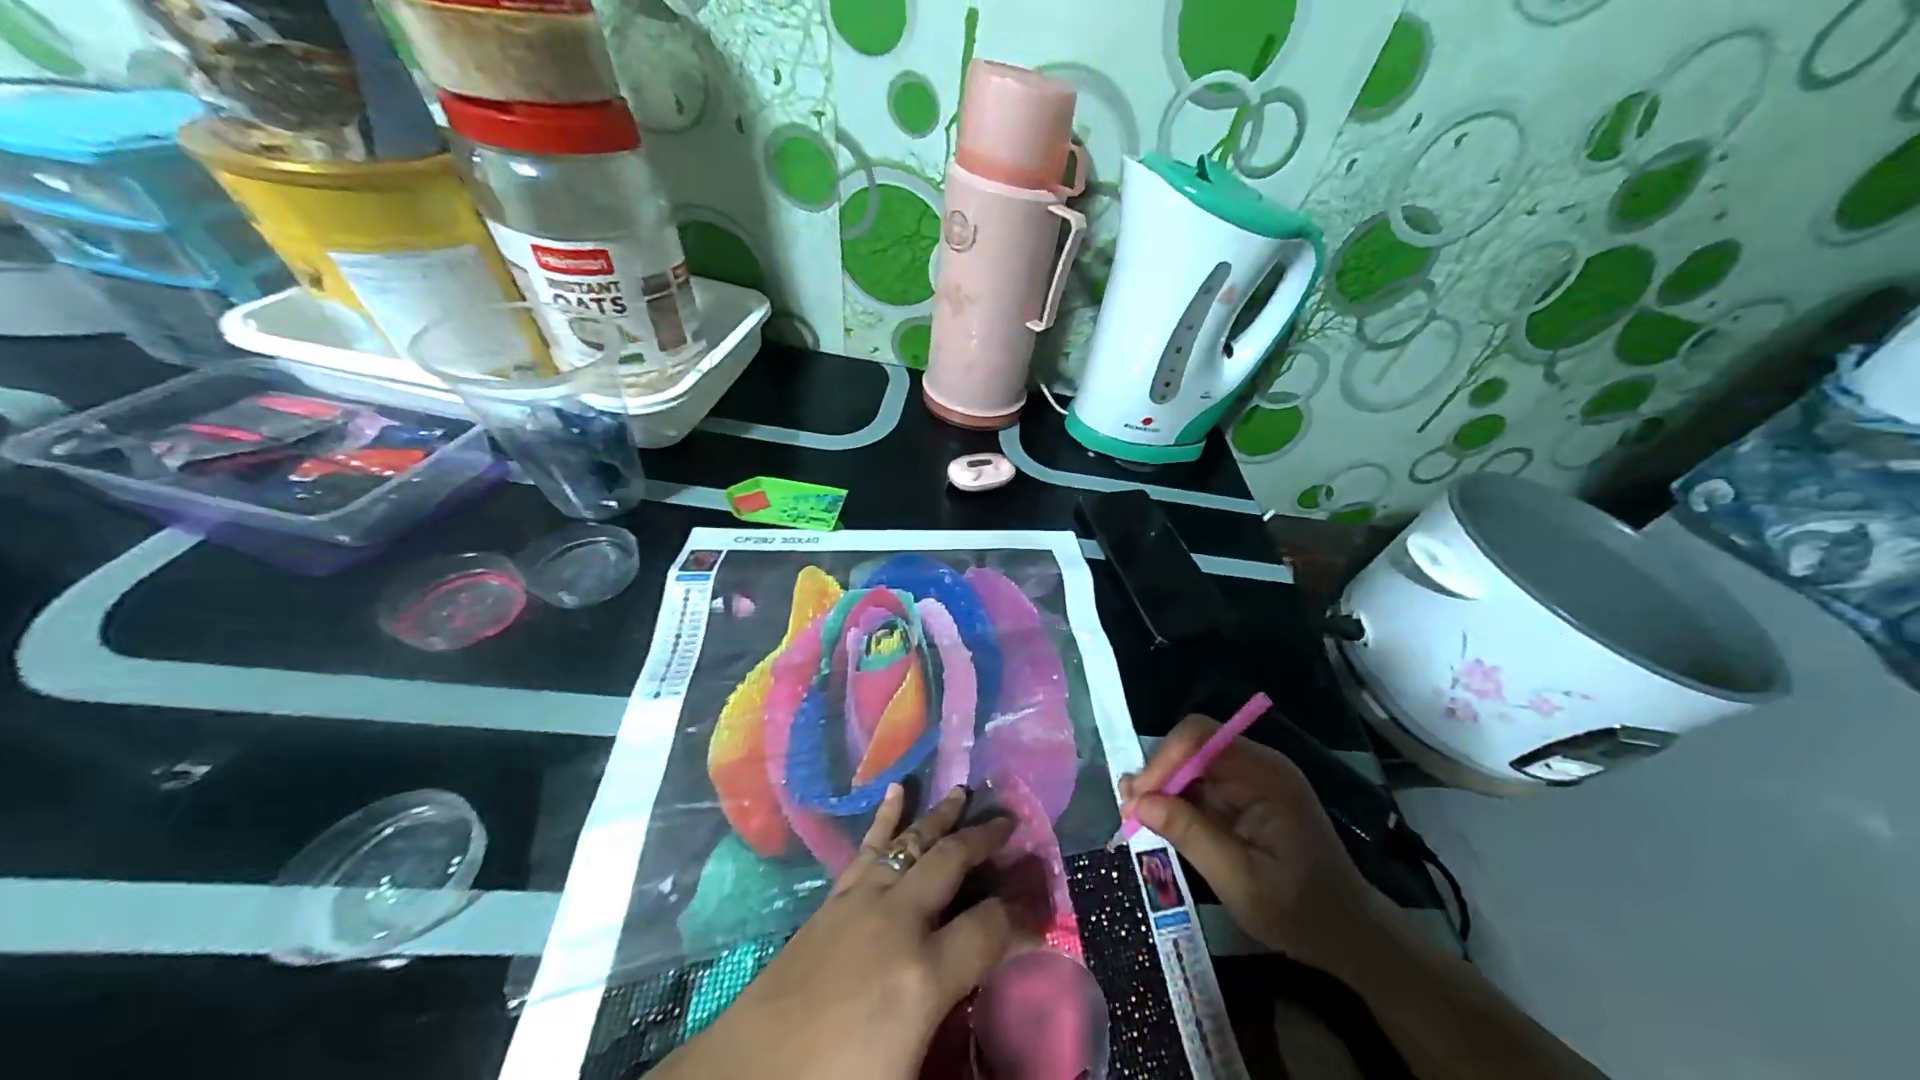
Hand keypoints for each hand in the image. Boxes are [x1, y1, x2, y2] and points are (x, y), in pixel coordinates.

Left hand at [656, 784, 1020, 1079]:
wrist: (745, 1077)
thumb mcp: (909, 1073)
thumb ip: (954, 1031)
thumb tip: (987, 1008)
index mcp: (923, 974)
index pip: (992, 928)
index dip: (1023, 919)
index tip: (1040, 911)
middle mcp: (897, 921)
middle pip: (951, 862)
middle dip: (986, 839)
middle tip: (1011, 822)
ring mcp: (859, 903)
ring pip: (910, 843)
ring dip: (940, 817)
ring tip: (962, 793)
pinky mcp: (831, 902)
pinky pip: (867, 850)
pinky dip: (885, 820)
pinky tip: (895, 793)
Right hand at [1120, 715, 1375, 966]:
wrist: (1347, 935)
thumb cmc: (1299, 910)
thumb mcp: (1240, 879)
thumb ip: (1189, 834)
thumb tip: (1137, 803)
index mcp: (1265, 775)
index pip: (1201, 737)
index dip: (1163, 759)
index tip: (1138, 799)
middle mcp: (1255, 766)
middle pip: (1191, 746)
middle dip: (1157, 773)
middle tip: (1129, 810)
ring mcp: (1248, 781)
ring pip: (1189, 765)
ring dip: (1160, 787)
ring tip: (1134, 816)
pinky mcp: (1240, 799)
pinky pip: (1197, 786)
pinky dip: (1173, 801)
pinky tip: (1154, 819)